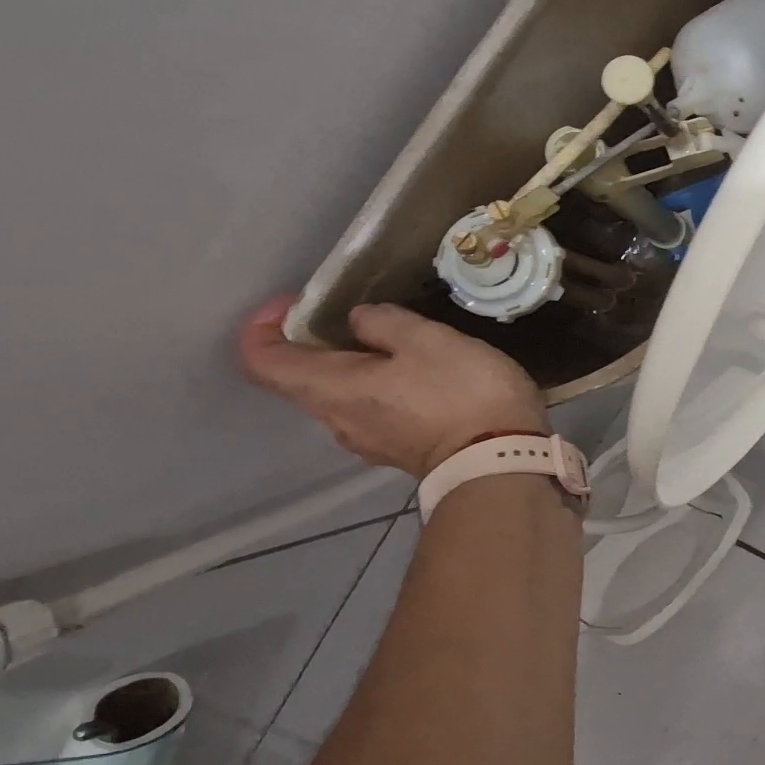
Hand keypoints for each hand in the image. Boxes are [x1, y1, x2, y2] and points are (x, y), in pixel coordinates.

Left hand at [238, 296, 548, 477]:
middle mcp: (336, 420)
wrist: (502, 462)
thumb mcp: (429, 340)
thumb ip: (385, 323)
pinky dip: (386, 392)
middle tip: (362, 319)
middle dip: (321, 345)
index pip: (262, 361)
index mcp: (330, 388)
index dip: (263, 327)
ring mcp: (369, 443)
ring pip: (344, 398)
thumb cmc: (461, 394)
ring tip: (403, 350)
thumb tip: (358, 320)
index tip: (295, 302)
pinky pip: (377, 415)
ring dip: (359, 371)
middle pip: (303, 380)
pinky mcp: (402, 454)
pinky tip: (426, 383)